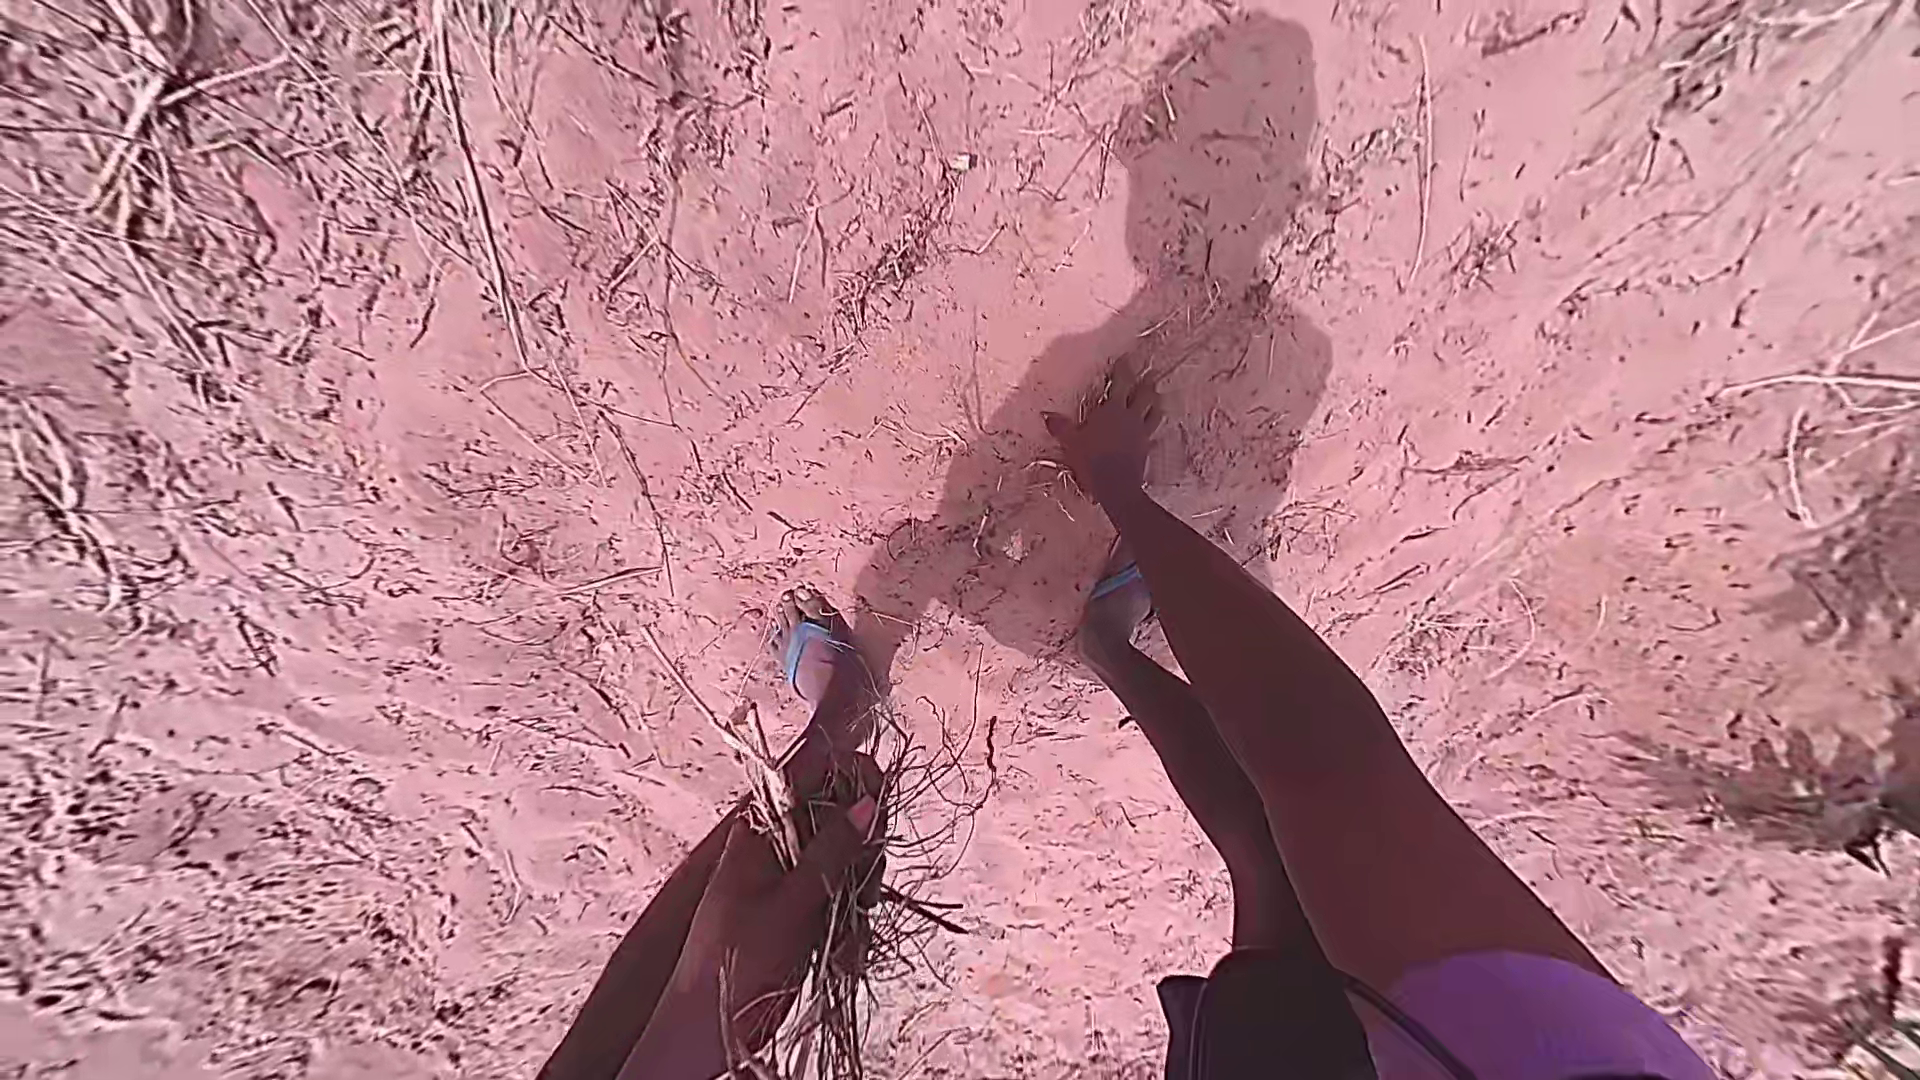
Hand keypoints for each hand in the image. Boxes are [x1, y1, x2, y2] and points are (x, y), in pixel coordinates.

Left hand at [627, 768, 883, 1079]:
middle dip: (862, 846)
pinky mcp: (808, 900)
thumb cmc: (733, 963)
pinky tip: (847, 940)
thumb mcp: (790, 902)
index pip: (815, 774)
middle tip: (865, 882)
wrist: (706, 1034)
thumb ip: (832, 850)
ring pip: (850, 852)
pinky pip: (846, 886)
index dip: (852, 776)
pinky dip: (853, 910)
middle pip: (842, 813)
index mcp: (766, 826)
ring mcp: (797, 871)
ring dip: (861, 884)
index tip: (880, 800)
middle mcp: (783, 840)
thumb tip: (868, 802)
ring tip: (852, 922)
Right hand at [1043, 355, 1163, 500]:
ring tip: (1157, 398)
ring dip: (1156, 403)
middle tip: (1149, 375)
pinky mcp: (1145, 449)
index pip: (1122, 382)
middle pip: (1145, 394)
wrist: (1115, 484)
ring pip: (1154, 412)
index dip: (1124, 369)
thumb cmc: (1092, 459)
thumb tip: (1048, 416)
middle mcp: (1131, 417)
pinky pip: (1151, 436)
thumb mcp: (1071, 442)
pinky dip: (1152, 432)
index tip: (1125, 359)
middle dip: (1146, 383)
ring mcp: (1141, 433)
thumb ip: (1061, 427)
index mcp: (1113, 409)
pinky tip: (1151, 434)